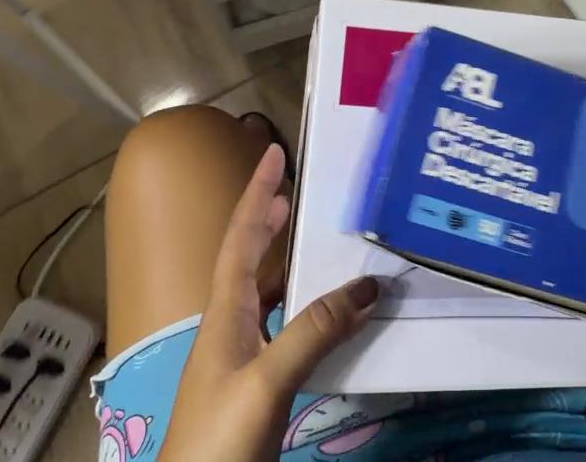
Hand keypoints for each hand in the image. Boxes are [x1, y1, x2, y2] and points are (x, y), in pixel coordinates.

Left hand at [165, 143, 382, 461]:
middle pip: (247, 256)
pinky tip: (323, 311)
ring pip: (266, 291)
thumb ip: (314, 331)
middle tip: (294, 189)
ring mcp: (240, 355)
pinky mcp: (255, 381)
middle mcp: (230, 325)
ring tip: (315, 240)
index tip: (273, 153)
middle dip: (267, 218)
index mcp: (226, 312)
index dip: (256, 193)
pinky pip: (282, 324)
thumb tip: (368, 285)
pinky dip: (303, 304)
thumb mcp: (268, 380)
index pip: (241, 237)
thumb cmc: (218, 438)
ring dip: (286, 260)